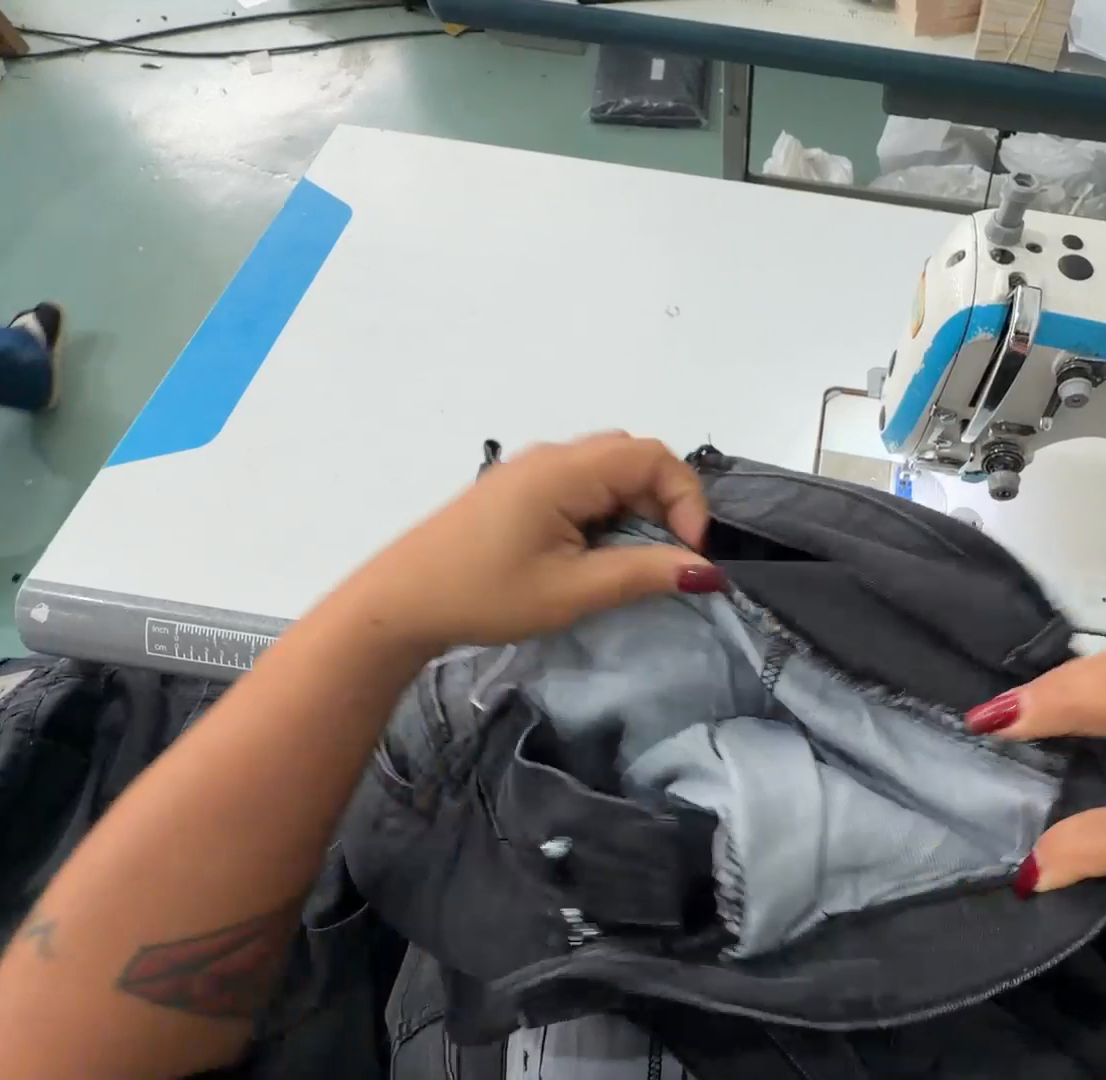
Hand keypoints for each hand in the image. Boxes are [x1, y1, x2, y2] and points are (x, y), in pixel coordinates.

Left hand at [331, 433, 723, 650]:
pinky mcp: (522, 488)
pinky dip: (608, 510)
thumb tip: (707, 571)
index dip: (685, 498)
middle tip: (661, 554)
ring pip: (610, 469)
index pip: (652, 456)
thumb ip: (643, 574)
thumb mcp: (572, 592)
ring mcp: (533, 469)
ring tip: (629, 557)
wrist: (398, 604)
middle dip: (664, 502)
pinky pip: (584, 482)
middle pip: (634, 456)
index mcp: (564, 471)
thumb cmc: (485, 596)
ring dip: (636, 507)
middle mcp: (552, 457)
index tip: (687, 551)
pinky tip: (593, 550)